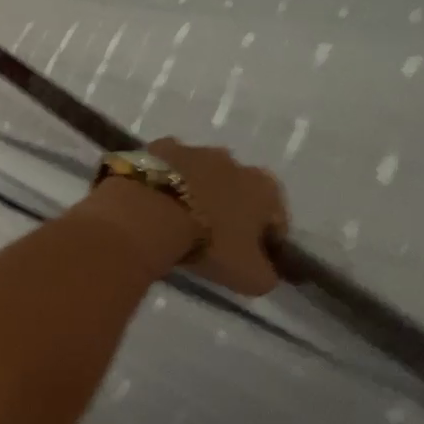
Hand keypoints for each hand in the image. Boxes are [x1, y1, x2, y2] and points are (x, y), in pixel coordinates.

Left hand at [149, 137, 288, 296]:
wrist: (148, 213)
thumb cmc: (209, 244)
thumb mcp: (251, 276)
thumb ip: (265, 273)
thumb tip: (263, 272)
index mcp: (265, 188)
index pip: (274, 219)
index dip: (264, 242)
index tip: (247, 258)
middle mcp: (232, 160)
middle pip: (236, 191)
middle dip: (227, 210)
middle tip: (210, 236)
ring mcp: (191, 149)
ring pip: (199, 174)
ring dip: (193, 191)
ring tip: (176, 217)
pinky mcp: (154, 147)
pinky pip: (163, 166)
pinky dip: (161, 179)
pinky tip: (152, 199)